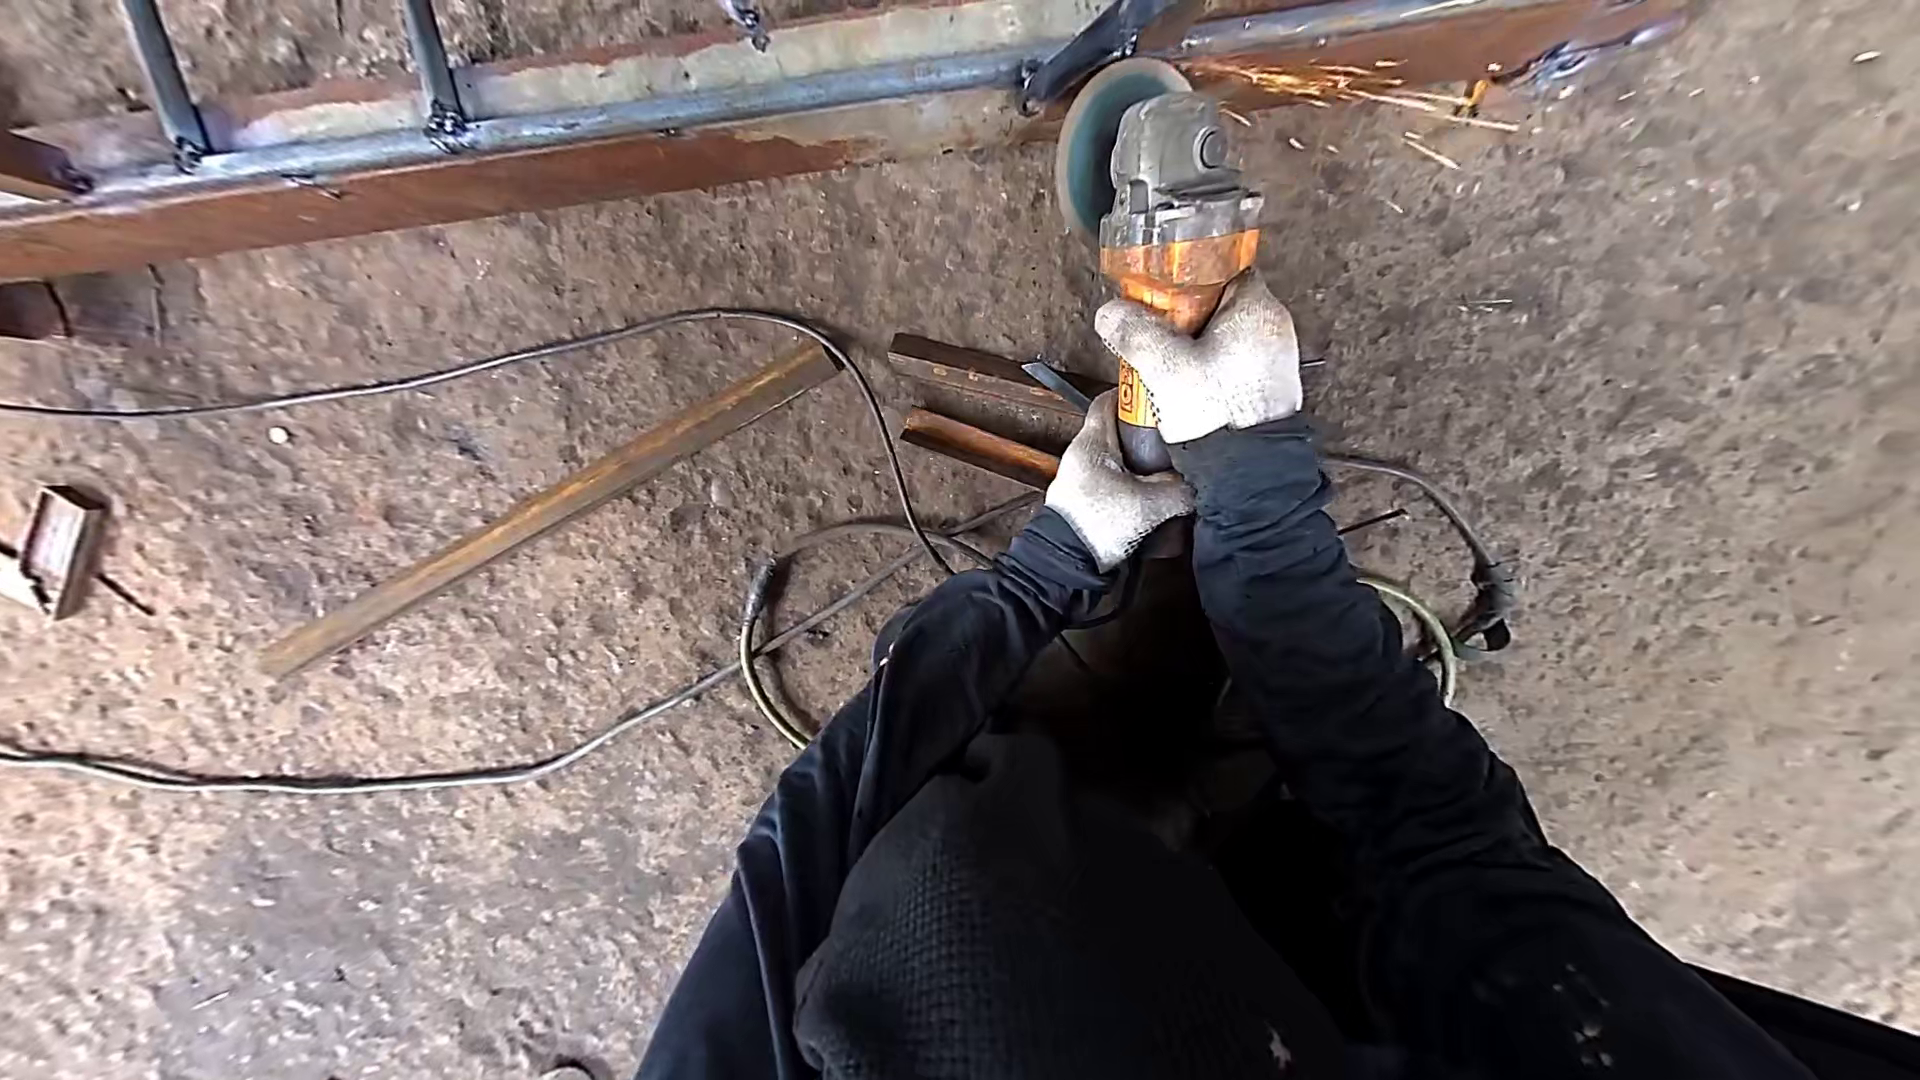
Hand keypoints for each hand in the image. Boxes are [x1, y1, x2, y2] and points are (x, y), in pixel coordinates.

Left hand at [1045, 390, 1195, 569]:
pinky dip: (1133, 485)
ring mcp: (1082, 479)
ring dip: (1142, 464)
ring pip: (1118, 459)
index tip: (1157, 397)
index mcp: (1091, 443)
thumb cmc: (1097, 525)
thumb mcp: (1150, 504)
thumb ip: (1180, 489)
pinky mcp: (1086, 501)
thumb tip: (1197, 484)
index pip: (1108, 400)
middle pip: (1118, 431)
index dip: (1133, 394)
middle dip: (1147, 434)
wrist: (1066, 564)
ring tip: (1170, 469)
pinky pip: (1114, 482)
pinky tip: (1154, 497)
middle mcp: (1082, 456)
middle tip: (1174, 437)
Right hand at [1093, 269, 1302, 443]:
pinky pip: (1222, 366)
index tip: (1159, 294)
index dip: (1184, 279)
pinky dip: (1199, 372)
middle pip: (1214, 306)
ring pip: (1216, 338)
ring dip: (1185, 350)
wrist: (1244, 469)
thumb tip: (1111, 313)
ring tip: (1162, 369)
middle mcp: (1270, 332)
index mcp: (1256, 311)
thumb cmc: (1219, 416)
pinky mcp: (1257, 387)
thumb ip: (1135, 333)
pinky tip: (1179, 391)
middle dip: (1178, 321)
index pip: (1220, 269)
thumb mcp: (1165, 367)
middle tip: (1154, 338)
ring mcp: (1267, 362)